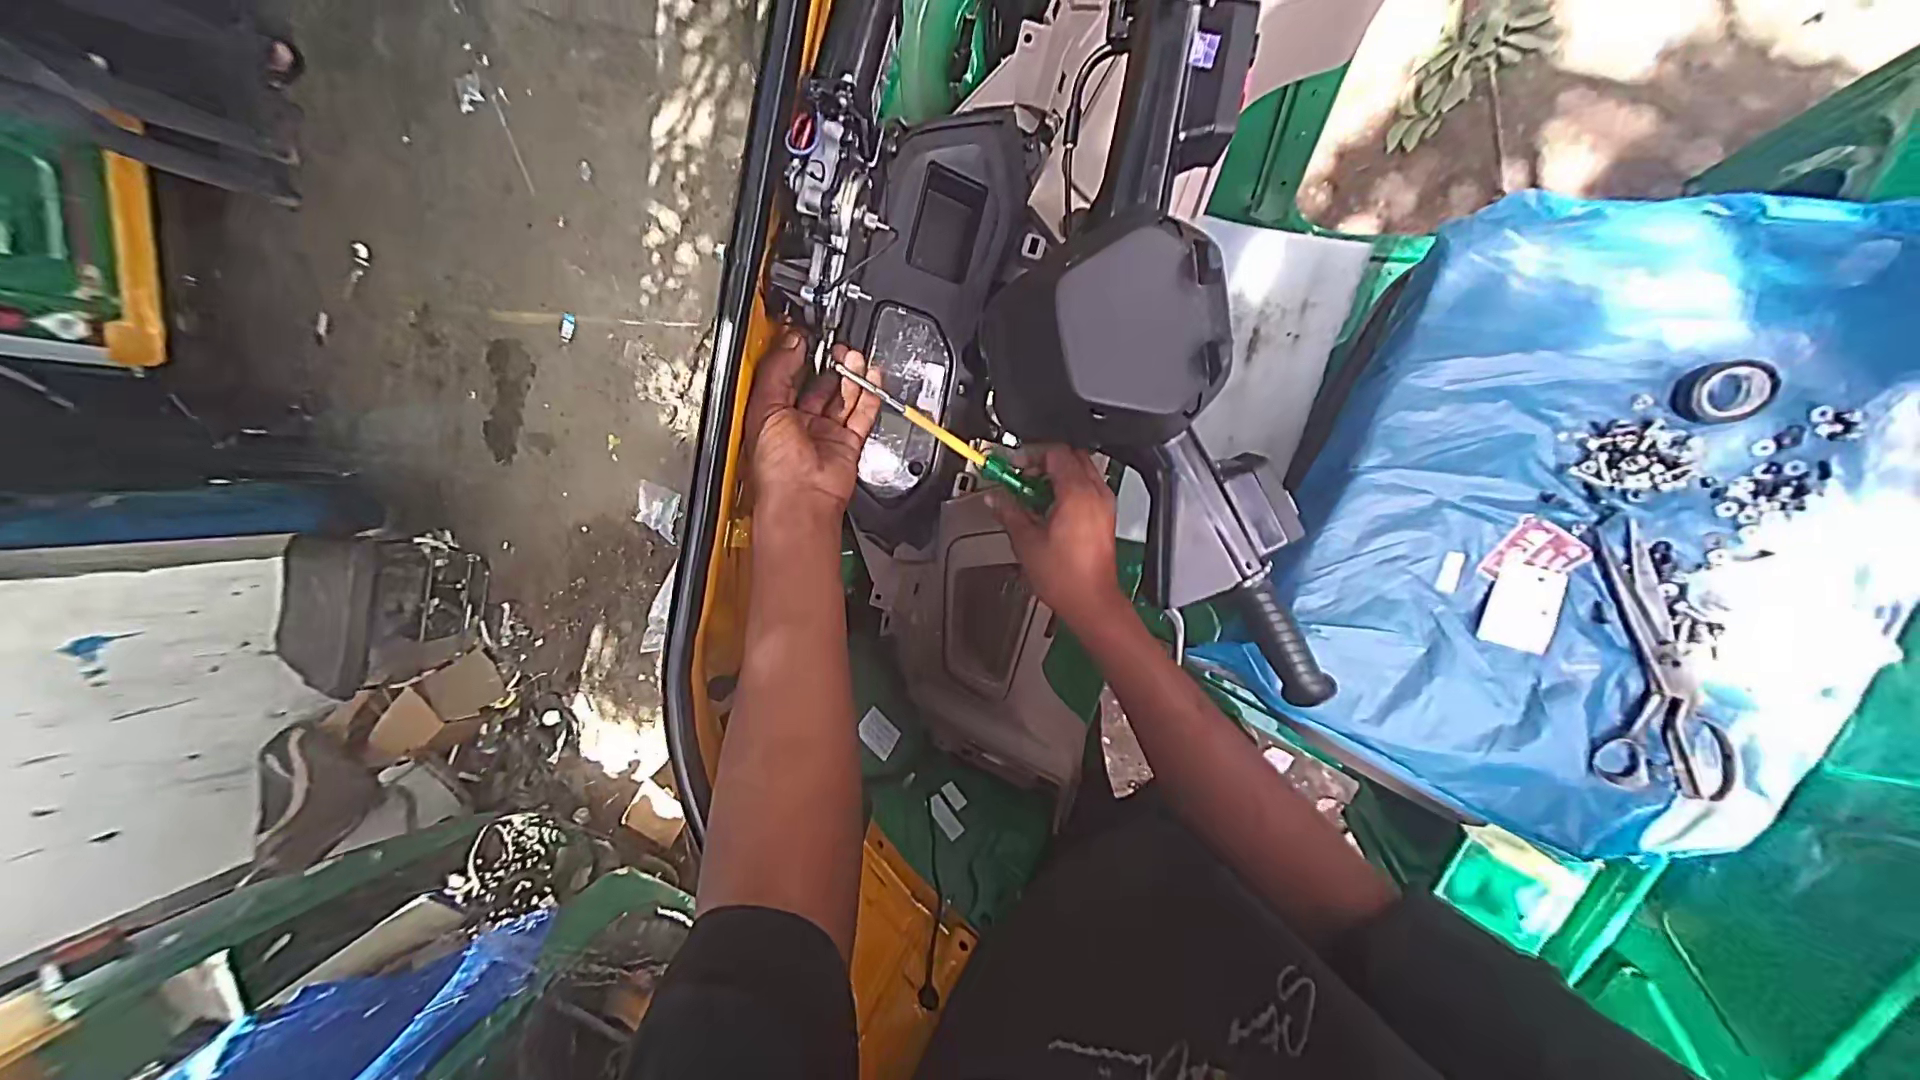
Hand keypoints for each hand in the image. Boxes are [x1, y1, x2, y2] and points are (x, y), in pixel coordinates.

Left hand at [743, 330, 880, 530]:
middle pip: (818, 384)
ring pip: (842, 396)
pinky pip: (861, 414)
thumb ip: (778, 370)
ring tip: (855, 356)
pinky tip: (871, 378)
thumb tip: (790, 341)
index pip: (785, 374)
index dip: (797, 353)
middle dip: (828, 363)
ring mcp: (824, 433)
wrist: (802, 499)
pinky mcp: (847, 443)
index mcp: (771, 414)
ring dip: (849, 375)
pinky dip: (869, 396)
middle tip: (836, 345)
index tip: (807, 334)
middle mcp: (798, 423)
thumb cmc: (775, 467)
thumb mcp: (765, 406)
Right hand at [986, 445, 1128, 630]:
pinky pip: (1088, 489)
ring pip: (1081, 471)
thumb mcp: (1027, 541)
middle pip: (1071, 456)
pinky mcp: (1106, 518)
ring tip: (1033, 494)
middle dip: (1044, 462)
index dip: (1030, 455)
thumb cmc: (1067, 578)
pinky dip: (1069, 490)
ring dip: (1057, 475)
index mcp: (1077, 494)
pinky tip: (1049, 509)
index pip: (1055, 453)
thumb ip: (1009, 512)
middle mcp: (1096, 494)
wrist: (1092, 602)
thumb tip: (996, 499)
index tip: (1013, 466)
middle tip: (1022, 476)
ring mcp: (1104, 505)